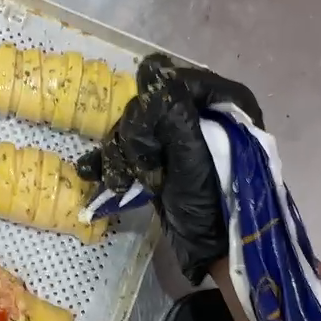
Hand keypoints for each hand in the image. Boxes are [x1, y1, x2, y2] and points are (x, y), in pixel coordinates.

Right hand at [77, 55, 262, 283]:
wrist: (216, 253)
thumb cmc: (214, 205)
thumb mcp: (192, 157)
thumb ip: (172, 113)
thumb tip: (150, 68)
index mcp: (227, 104)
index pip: (177, 82)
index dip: (153, 106)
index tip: (144, 138)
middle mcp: (205, 113)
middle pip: (152, 106)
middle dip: (135, 138)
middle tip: (139, 168)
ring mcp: (183, 138)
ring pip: (138, 128)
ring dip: (121, 154)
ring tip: (116, 179)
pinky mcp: (167, 158)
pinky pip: (135, 148)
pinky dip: (116, 161)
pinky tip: (93, 172)